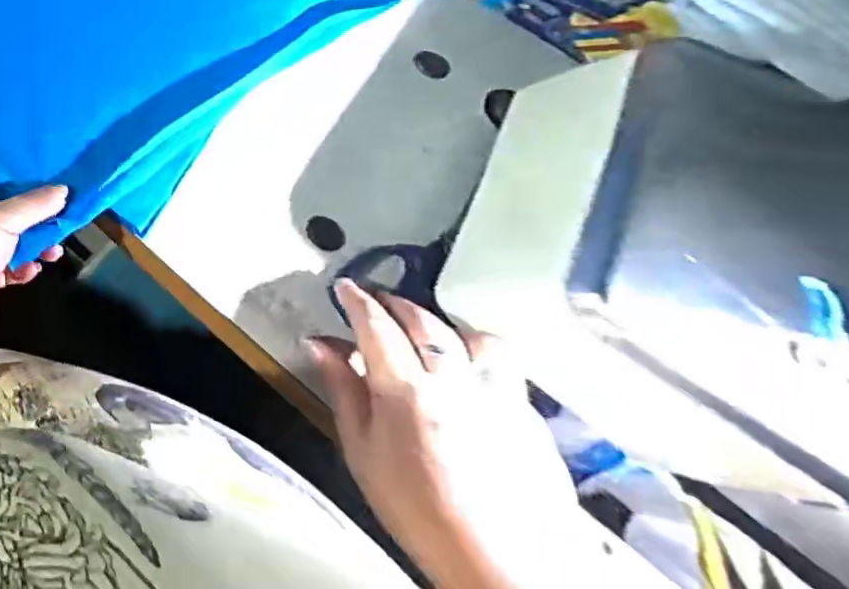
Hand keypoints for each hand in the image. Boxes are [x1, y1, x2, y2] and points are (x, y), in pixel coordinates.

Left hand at [0, 186, 68, 341]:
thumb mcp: (4, 216)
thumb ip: (36, 204)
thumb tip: (65, 190)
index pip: (1, 185)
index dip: (27, 184)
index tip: (55, 182)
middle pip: (13, 216)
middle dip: (38, 219)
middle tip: (64, 219)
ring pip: (16, 244)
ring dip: (37, 246)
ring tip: (55, 250)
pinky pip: (13, 270)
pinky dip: (25, 269)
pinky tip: (34, 269)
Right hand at [308, 280, 579, 588]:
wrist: (504, 569)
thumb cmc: (421, 515)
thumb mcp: (363, 456)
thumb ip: (342, 391)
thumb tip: (320, 345)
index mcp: (406, 393)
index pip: (376, 325)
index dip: (357, 300)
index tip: (346, 287)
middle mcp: (454, 381)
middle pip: (422, 319)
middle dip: (395, 303)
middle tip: (378, 301)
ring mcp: (496, 393)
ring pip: (470, 333)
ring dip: (444, 323)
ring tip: (429, 331)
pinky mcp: (527, 412)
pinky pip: (502, 364)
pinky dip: (478, 354)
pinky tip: (467, 371)